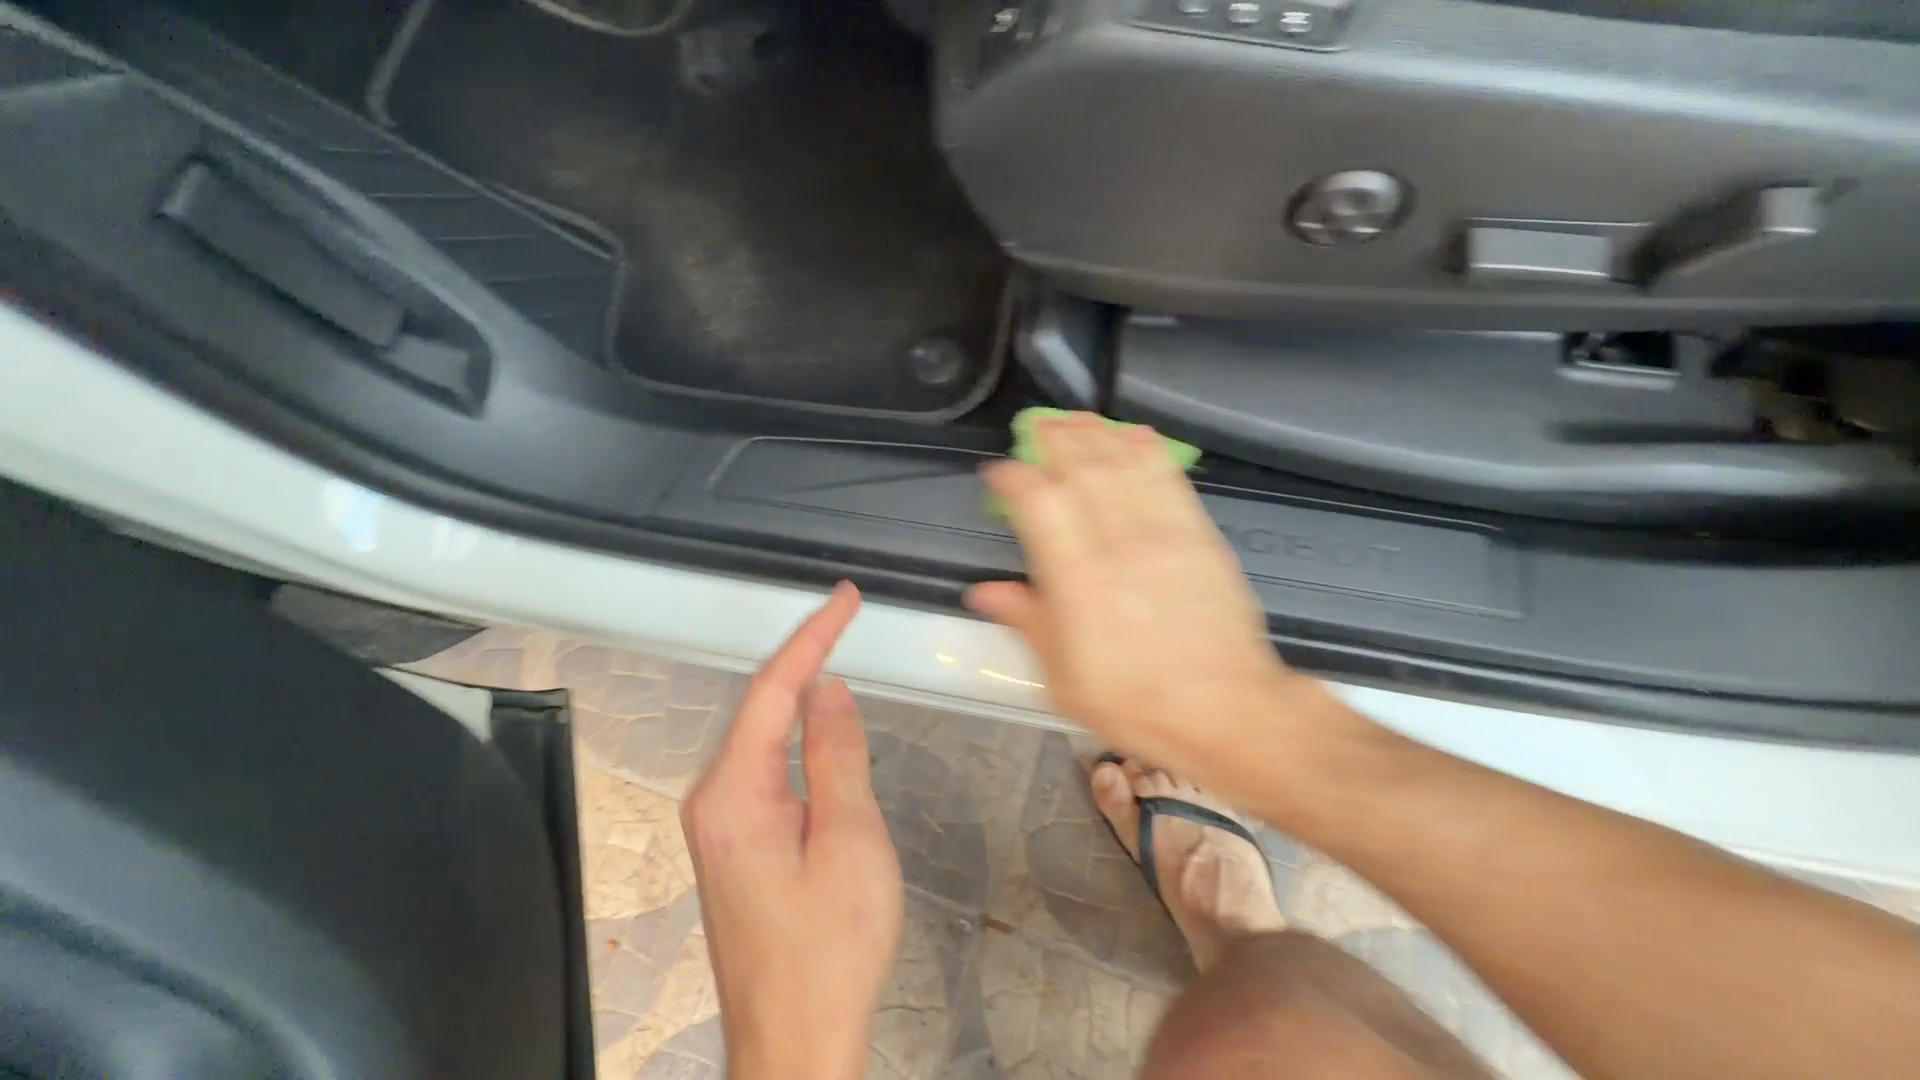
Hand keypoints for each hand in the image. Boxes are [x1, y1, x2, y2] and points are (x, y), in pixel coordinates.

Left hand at [681, 583, 902, 1079]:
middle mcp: (712, 800)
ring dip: (796, 695)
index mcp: (734, 794)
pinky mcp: (733, 843)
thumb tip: (828, 690)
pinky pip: (761, 768)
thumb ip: (837, 756)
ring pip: (759, 738)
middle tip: (843, 615)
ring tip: (833, 652)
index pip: (773, 691)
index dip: (811, 638)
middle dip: (801, 657)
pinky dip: (792, 735)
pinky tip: (815, 725)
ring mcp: (718, 824)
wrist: (796, 1037)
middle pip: (758, 708)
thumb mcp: (850, 842)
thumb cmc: (831, 948)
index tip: (842, 599)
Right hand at [965, 413, 1304, 775]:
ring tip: (1077, 418)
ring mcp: (1166, 536)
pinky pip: (1171, 480)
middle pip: (1084, 471)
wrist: (1227, 710)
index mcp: (1080, 582)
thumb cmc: (1137, 703)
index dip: (1015, 477)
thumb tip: (985, 591)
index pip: (1041, 504)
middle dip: (1056, 440)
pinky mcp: (1202, 537)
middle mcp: (1121, 546)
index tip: (999, 472)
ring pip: (1126, 466)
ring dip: (1099, 434)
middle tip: (1037, 427)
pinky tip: (1135, 435)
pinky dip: (1150, 452)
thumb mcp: (1065, 679)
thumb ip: (1028, 623)